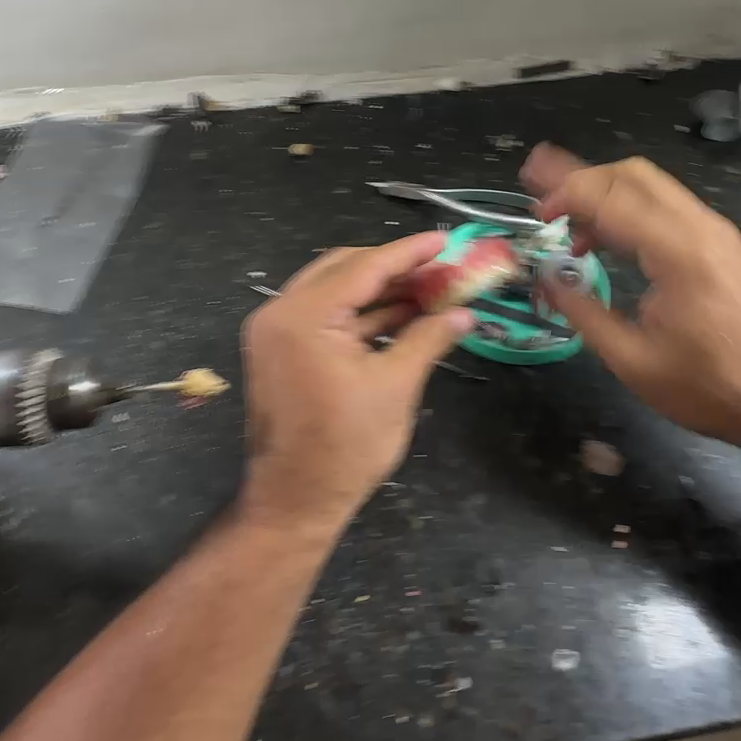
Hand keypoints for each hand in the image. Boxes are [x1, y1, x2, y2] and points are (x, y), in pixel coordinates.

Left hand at [238, 234, 473, 530]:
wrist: (295, 501)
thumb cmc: (345, 446)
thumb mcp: (395, 386)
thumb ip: (428, 338)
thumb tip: (464, 314)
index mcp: (303, 316)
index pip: (363, 267)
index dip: (408, 253)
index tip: (443, 240)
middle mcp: (280, 313)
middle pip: (344, 270)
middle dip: (394, 269)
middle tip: (439, 268)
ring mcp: (276, 332)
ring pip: (335, 292)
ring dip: (380, 292)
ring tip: (429, 290)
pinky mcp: (282, 351)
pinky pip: (325, 317)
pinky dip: (361, 315)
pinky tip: (402, 315)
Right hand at [521, 144, 740, 446]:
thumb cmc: (707, 387)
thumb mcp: (631, 358)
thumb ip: (582, 310)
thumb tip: (546, 279)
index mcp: (678, 251)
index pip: (609, 197)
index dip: (564, 196)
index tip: (535, 216)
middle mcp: (699, 227)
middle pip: (630, 174)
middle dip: (580, 179)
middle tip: (542, 200)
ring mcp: (714, 233)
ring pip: (650, 185)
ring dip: (603, 193)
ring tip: (564, 220)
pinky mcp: (719, 245)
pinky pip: (666, 207)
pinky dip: (627, 209)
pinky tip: (604, 240)